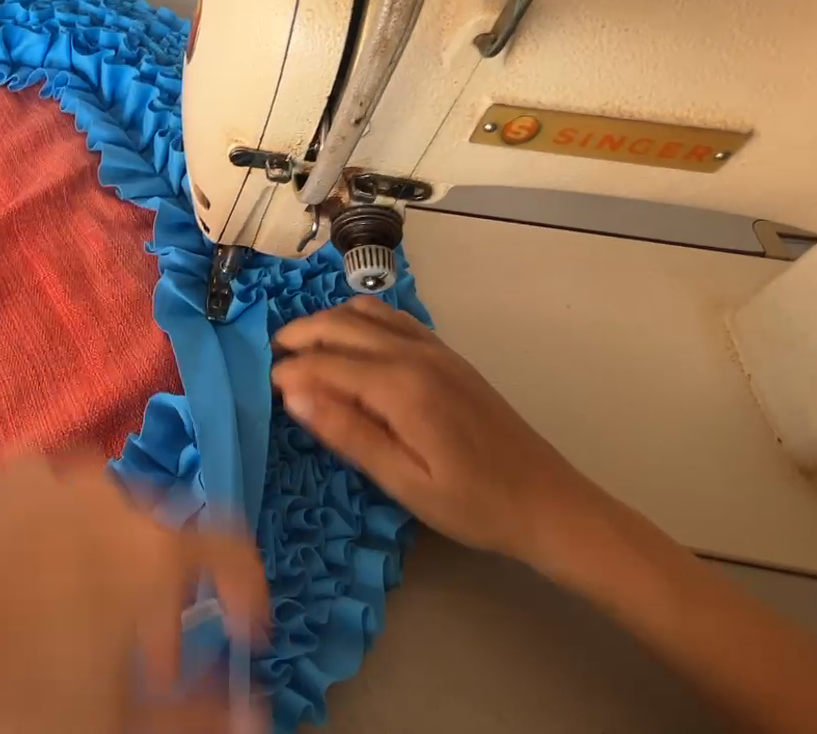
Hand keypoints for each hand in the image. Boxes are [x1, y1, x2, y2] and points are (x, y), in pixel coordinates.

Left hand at [0, 455, 270, 733]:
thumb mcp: (100, 727)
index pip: (227, 545)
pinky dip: (43, 545)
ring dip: (101, 565)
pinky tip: (2, 595)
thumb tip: (253, 705)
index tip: (246, 631)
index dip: (246, 588)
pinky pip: (29, 505)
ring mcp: (20, 473)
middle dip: (165, 591)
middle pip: (155, 528)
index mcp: (139, 540)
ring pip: (89, 515)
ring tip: (72, 628)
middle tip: (147, 654)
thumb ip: (191, 719)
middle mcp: (89, 488)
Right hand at [271, 297, 607, 565]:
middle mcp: (414, 354)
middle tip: (273, 360)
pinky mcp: (446, 353)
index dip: (290, 372)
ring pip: (364, 312)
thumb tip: (293, 396)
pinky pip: (392, 318)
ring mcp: (434, 348)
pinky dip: (358, 320)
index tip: (265, 389)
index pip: (325, 363)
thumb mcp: (404, 482)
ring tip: (304, 351)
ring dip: (327, 323)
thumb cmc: (474, 504)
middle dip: (299, 337)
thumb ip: (348, 433)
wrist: (551, 503)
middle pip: (339, 325)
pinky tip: (350, 345)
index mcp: (401, 386)